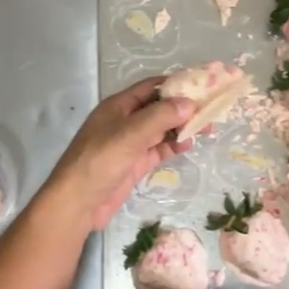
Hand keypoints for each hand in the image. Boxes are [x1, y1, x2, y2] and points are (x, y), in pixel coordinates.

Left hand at [40, 76, 194, 231]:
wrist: (77, 203)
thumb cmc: (100, 161)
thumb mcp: (130, 134)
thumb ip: (160, 116)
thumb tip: (189, 103)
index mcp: (119, 105)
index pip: (152, 87)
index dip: (176, 85)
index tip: (203, 86)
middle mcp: (125, 120)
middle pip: (159, 108)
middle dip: (183, 108)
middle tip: (211, 110)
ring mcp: (130, 143)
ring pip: (161, 129)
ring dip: (181, 127)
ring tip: (206, 129)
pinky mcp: (134, 163)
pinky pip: (158, 148)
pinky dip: (173, 145)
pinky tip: (188, 145)